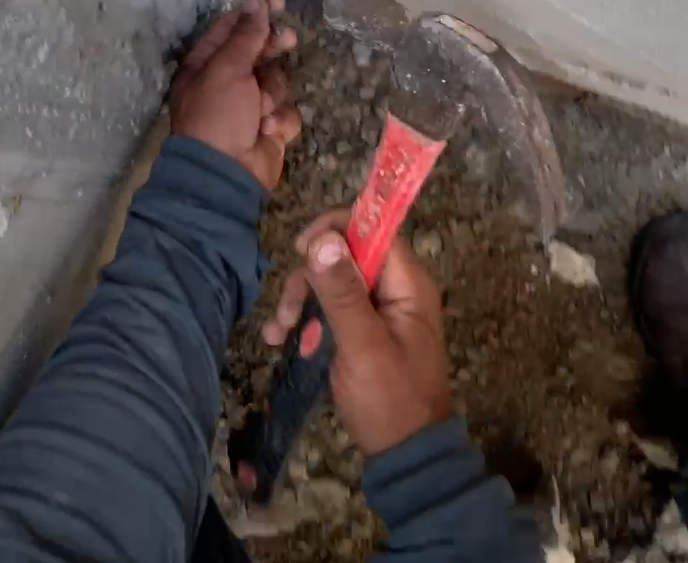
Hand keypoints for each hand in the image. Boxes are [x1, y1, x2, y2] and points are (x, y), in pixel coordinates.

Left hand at [169, 0, 301, 187]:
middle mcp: (226, 81)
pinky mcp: (268, 127)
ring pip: (276, 82)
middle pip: (257, 52)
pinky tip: (266, 131)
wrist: (225, 175)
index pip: (231, 29)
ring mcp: (248, 105)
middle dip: (272, 49)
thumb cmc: (217, 116)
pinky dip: (279, 120)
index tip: (278, 1)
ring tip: (260, 112)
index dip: (254, 13)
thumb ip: (245, 36)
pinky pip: (285, 110)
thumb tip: (257, 2)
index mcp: (206, 65)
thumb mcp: (227, 70)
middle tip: (288, 40)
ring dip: (272, 95)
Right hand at [263, 211, 453, 455]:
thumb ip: (342, 292)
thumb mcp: (362, 345)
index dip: (335, 228)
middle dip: (310, 278)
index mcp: (407, 283)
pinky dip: (306, 320)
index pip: (372, 229)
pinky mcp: (363, 328)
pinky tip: (284, 342)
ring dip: (301, 302)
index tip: (302, 248)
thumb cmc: (389, 400)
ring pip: (331, 280)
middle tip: (287, 310)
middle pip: (344, 255)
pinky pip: (330, 307)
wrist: (405, 459)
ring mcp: (379, 309)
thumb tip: (322, 238)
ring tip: (280, 334)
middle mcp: (395, 288)